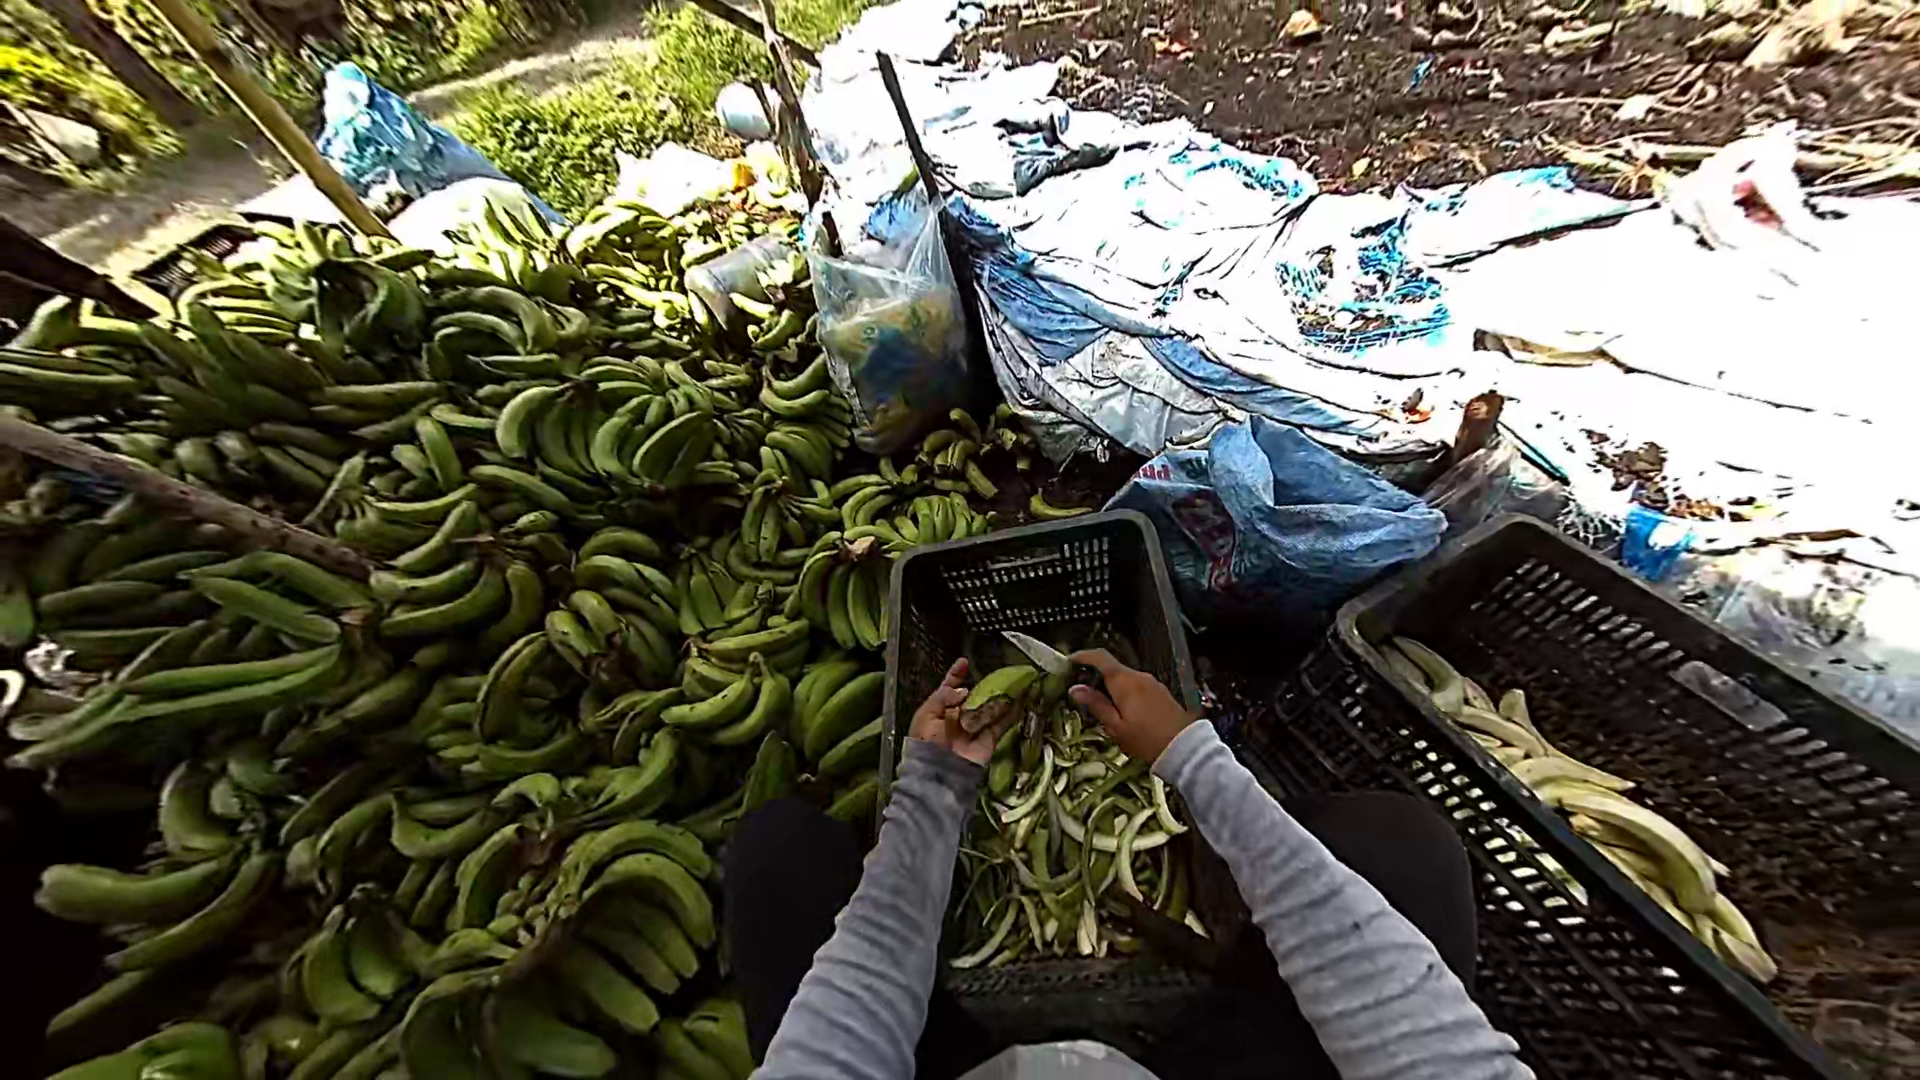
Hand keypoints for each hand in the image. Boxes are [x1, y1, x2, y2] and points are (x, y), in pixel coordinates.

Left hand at [909, 658, 1005, 765]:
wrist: (938, 774)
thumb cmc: (926, 744)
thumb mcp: (926, 716)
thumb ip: (942, 698)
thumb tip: (963, 690)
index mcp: (940, 710)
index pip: (949, 688)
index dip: (956, 675)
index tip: (964, 662)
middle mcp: (959, 717)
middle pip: (974, 696)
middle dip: (984, 685)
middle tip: (998, 674)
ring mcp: (975, 728)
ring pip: (989, 708)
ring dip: (1001, 696)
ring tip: (1014, 682)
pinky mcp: (988, 740)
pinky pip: (1001, 724)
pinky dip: (1011, 714)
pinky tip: (1020, 702)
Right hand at [1068, 649, 1194, 764]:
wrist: (1186, 749)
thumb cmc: (1146, 740)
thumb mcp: (1116, 727)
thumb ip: (1096, 705)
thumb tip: (1074, 689)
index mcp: (1124, 681)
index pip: (1100, 657)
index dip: (1082, 656)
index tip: (1069, 662)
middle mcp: (1138, 676)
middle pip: (1111, 667)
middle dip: (1094, 674)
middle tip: (1080, 689)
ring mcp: (1151, 682)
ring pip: (1124, 676)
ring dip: (1109, 684)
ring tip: (1099, 703)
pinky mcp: (1159, 691)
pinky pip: (1135, 684)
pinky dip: (1123, 690)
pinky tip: (1120, 708)